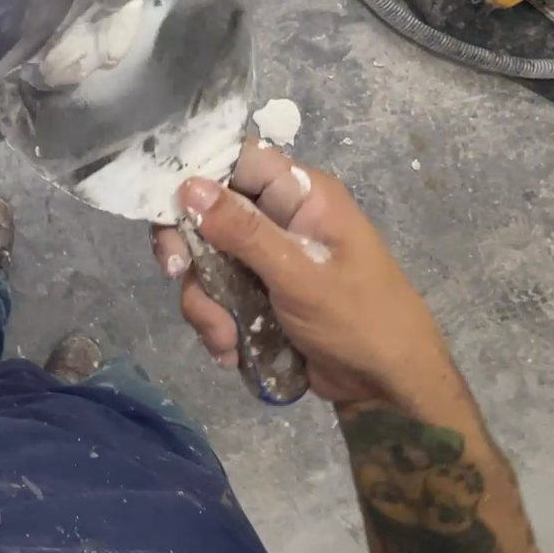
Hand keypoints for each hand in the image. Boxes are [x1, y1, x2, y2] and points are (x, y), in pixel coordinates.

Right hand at [151, 139, 454, 409]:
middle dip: (187, 245)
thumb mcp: (302, 276)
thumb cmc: (362, 323)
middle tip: (176, 271)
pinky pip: (213, 289)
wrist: (389, 393)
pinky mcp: (254, 288)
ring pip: (204, 255)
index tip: (164, 201)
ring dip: (203, 297)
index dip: (195, 172)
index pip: (236, 158)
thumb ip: (244, 231)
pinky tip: (229, 347)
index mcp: (300, 194)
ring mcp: (263, 253)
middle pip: (206, 207)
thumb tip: (187, 186)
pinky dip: (214, 318)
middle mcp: (277, 215)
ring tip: (223, 336)